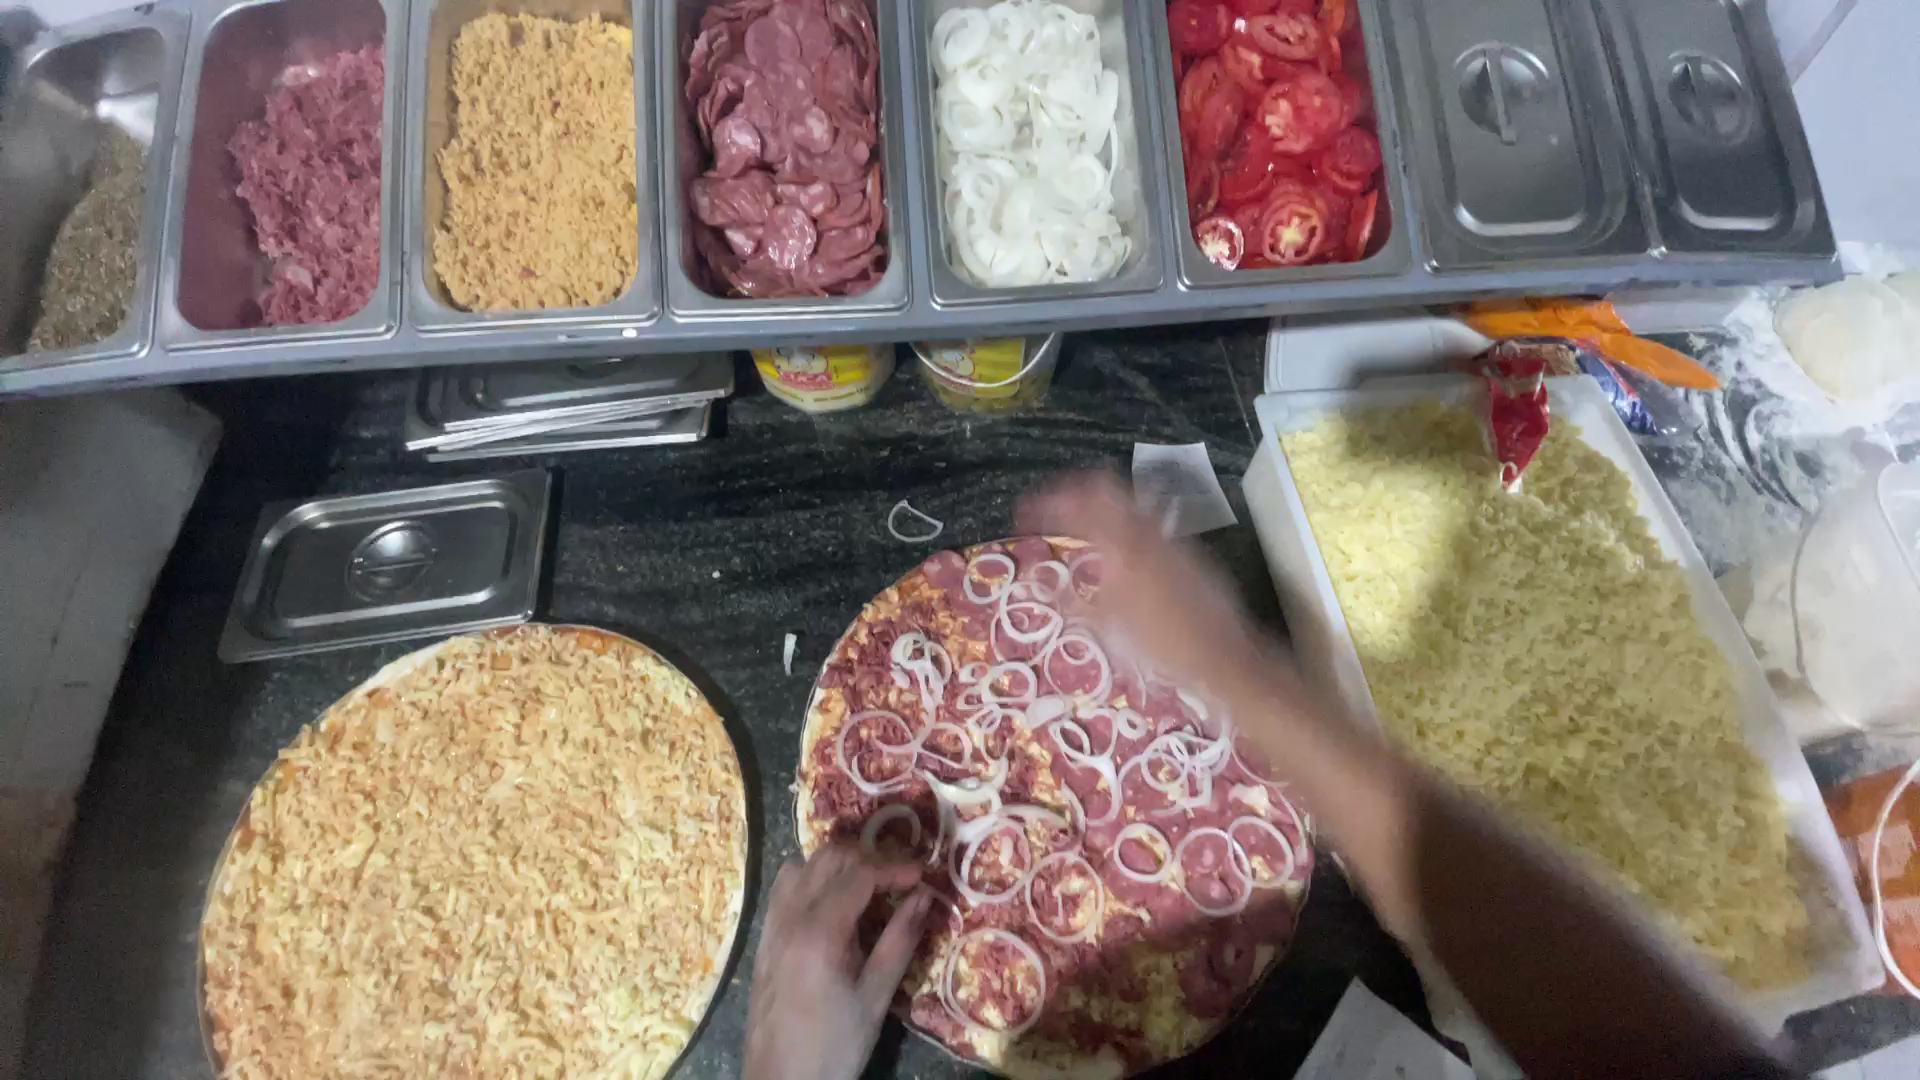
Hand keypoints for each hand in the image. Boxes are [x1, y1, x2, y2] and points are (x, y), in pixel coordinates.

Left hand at [745, 845, 931, 1079]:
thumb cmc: (834, 1047)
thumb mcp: (876, 997)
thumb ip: (900, 939)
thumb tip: (925, 896)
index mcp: (820, 930)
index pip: (861, 873)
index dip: (895, 868)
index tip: (922, 876)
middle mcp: (791, 915)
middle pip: (831, 857)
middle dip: (868, 858)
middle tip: (898, 878)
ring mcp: (772, 924)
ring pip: (804, 864)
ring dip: (838, 864)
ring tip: (867, 885)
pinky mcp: (764, 937)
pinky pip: (785, 886)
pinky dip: (812, 877)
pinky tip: (831, 902)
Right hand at [1019, 471, 1292, 705]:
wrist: (1224, 657)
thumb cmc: (1162, 646)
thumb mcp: (1107, 627)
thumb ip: (1069, 598)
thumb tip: (1037, 580)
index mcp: (1123, 546)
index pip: (1078, 503)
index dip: (1047, 503)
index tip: (1024, 514)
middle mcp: (1148, 532)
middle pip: (1106, 488)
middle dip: (1074, 491)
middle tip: (1052, 507)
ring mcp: (1172, 539)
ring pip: (1130, 501)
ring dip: (1101, 504)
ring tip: (1079, 520)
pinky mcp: (1188, 552)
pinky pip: (1149, 521)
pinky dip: (1124, 522)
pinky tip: (1117, 548)